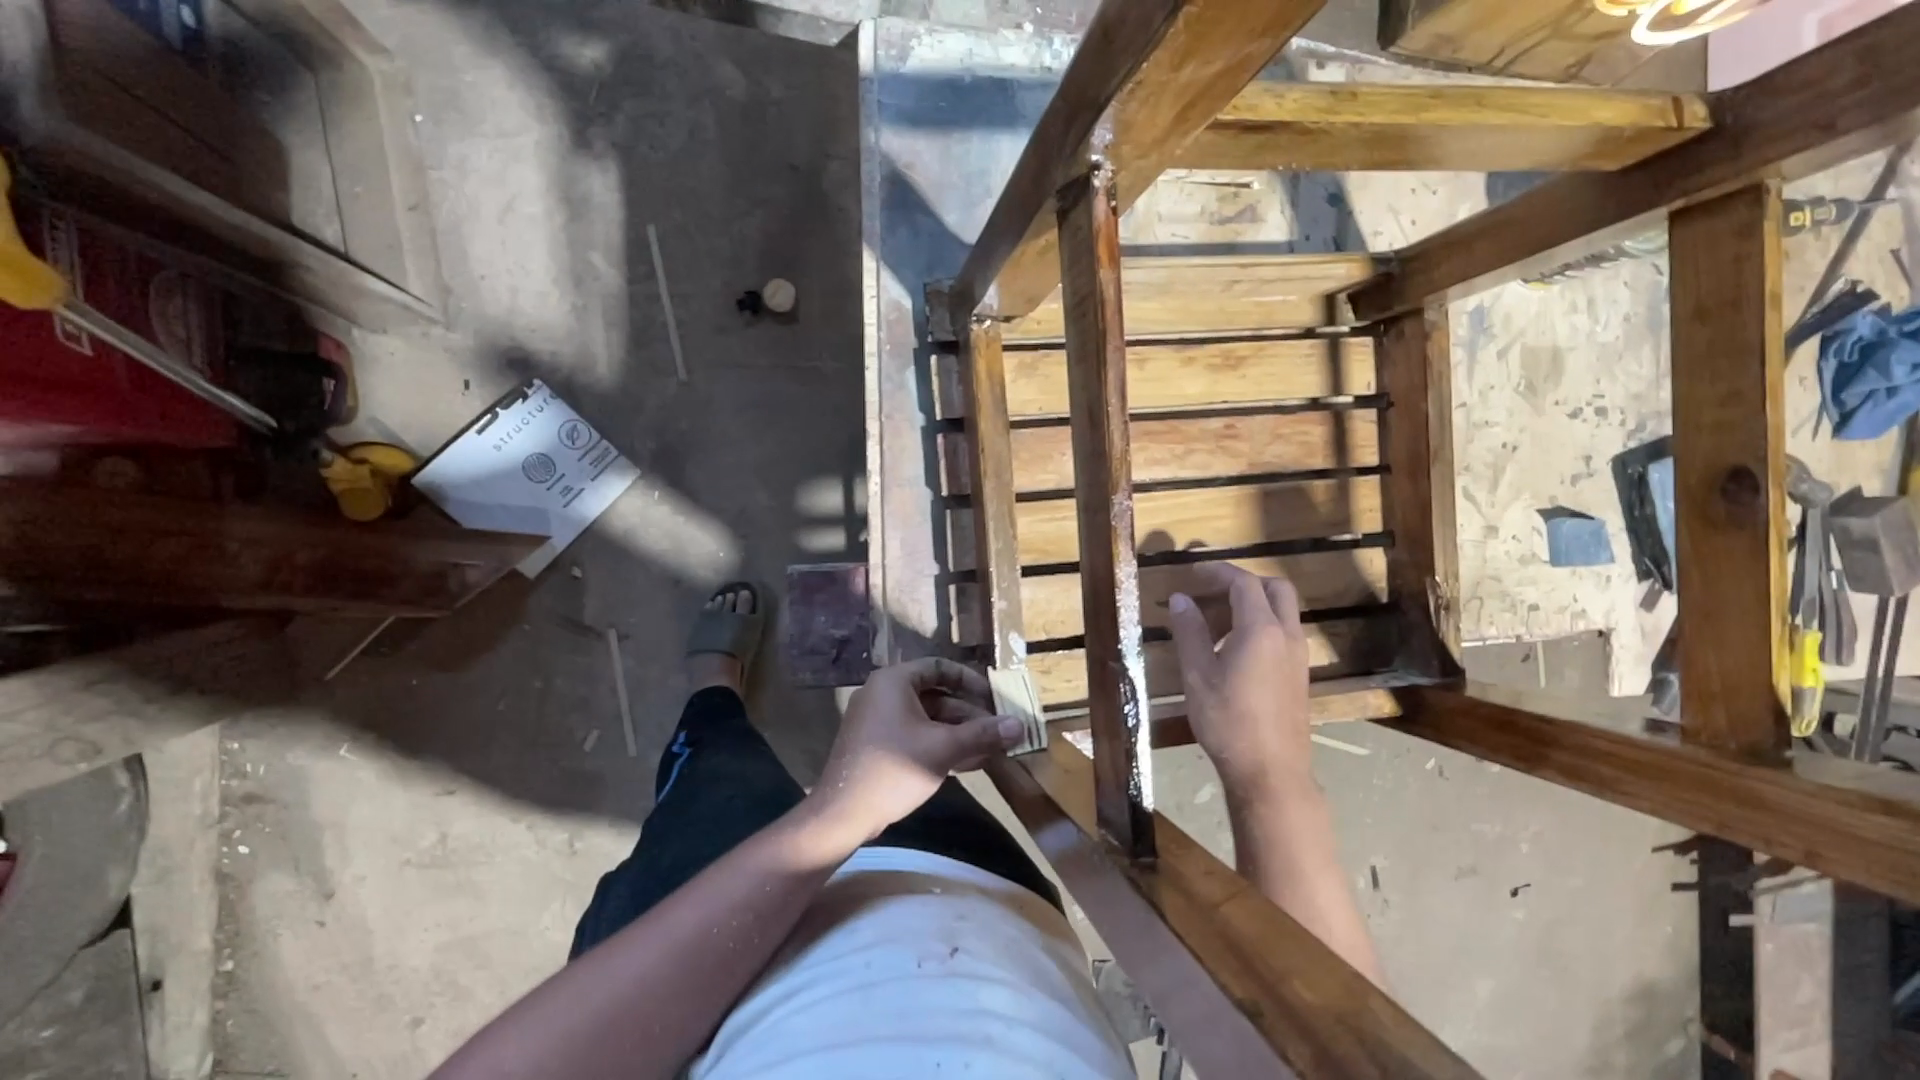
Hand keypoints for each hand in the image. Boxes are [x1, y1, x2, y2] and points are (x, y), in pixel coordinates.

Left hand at [806, 658, 1024, 843]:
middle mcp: (884, 694)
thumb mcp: (944, 748)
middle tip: (1000, 731)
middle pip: (937, 696)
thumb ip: (982, 734)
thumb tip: (1019, 725)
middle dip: (970, 715)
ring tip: (993, 750)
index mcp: (894, 682)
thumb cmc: (894, 769)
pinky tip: (971, 763)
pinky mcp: (879, 746)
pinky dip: (941, 745)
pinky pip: (916, 736)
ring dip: (960, 733)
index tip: (994, 699)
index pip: (939, 667)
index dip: (970, 681)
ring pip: (929, 720)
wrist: (844, 813)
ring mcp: (879, 721)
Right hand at [1166, 563, 1313, 798]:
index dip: (1218, 571)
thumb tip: (1181, 599)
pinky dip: (1262, 625)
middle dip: (1243, 582)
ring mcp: (1298, 656)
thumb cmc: (1227, 721)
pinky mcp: (1300, 675)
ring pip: (1282, 612)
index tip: (1193, 571)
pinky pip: (1283, 634)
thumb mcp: (1198, 675)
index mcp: (1261, 629)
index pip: (1244, 583)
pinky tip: (1235, 650)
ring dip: (1253, 605)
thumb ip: (1190, 632)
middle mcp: (1286, 635)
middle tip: (1211, 591)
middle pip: (1274, 589)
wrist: (1270, 770)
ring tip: (1216, 623)